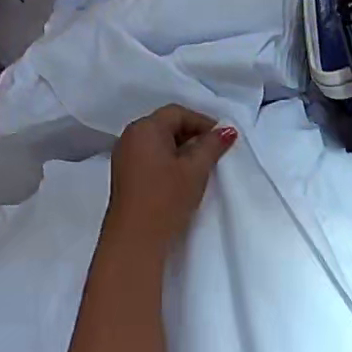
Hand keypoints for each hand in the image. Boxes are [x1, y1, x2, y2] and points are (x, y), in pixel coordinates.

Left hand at [106, 106, 236, 250]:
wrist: (136, 238)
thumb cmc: (167, 198)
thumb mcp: (195, 169)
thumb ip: (212, 146)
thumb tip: (227, 130)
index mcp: (145, 129)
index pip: (178, 113)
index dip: (203, 122)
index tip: (222, 140)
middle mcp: (130, 136)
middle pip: (166, 124)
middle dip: (193, 134)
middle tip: (215, 152)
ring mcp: (125, 156)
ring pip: (159, 141)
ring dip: (182, 148)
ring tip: (202, 166)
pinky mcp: (126, 174)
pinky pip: (151, 155)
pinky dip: (169, 159)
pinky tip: (183, 176)